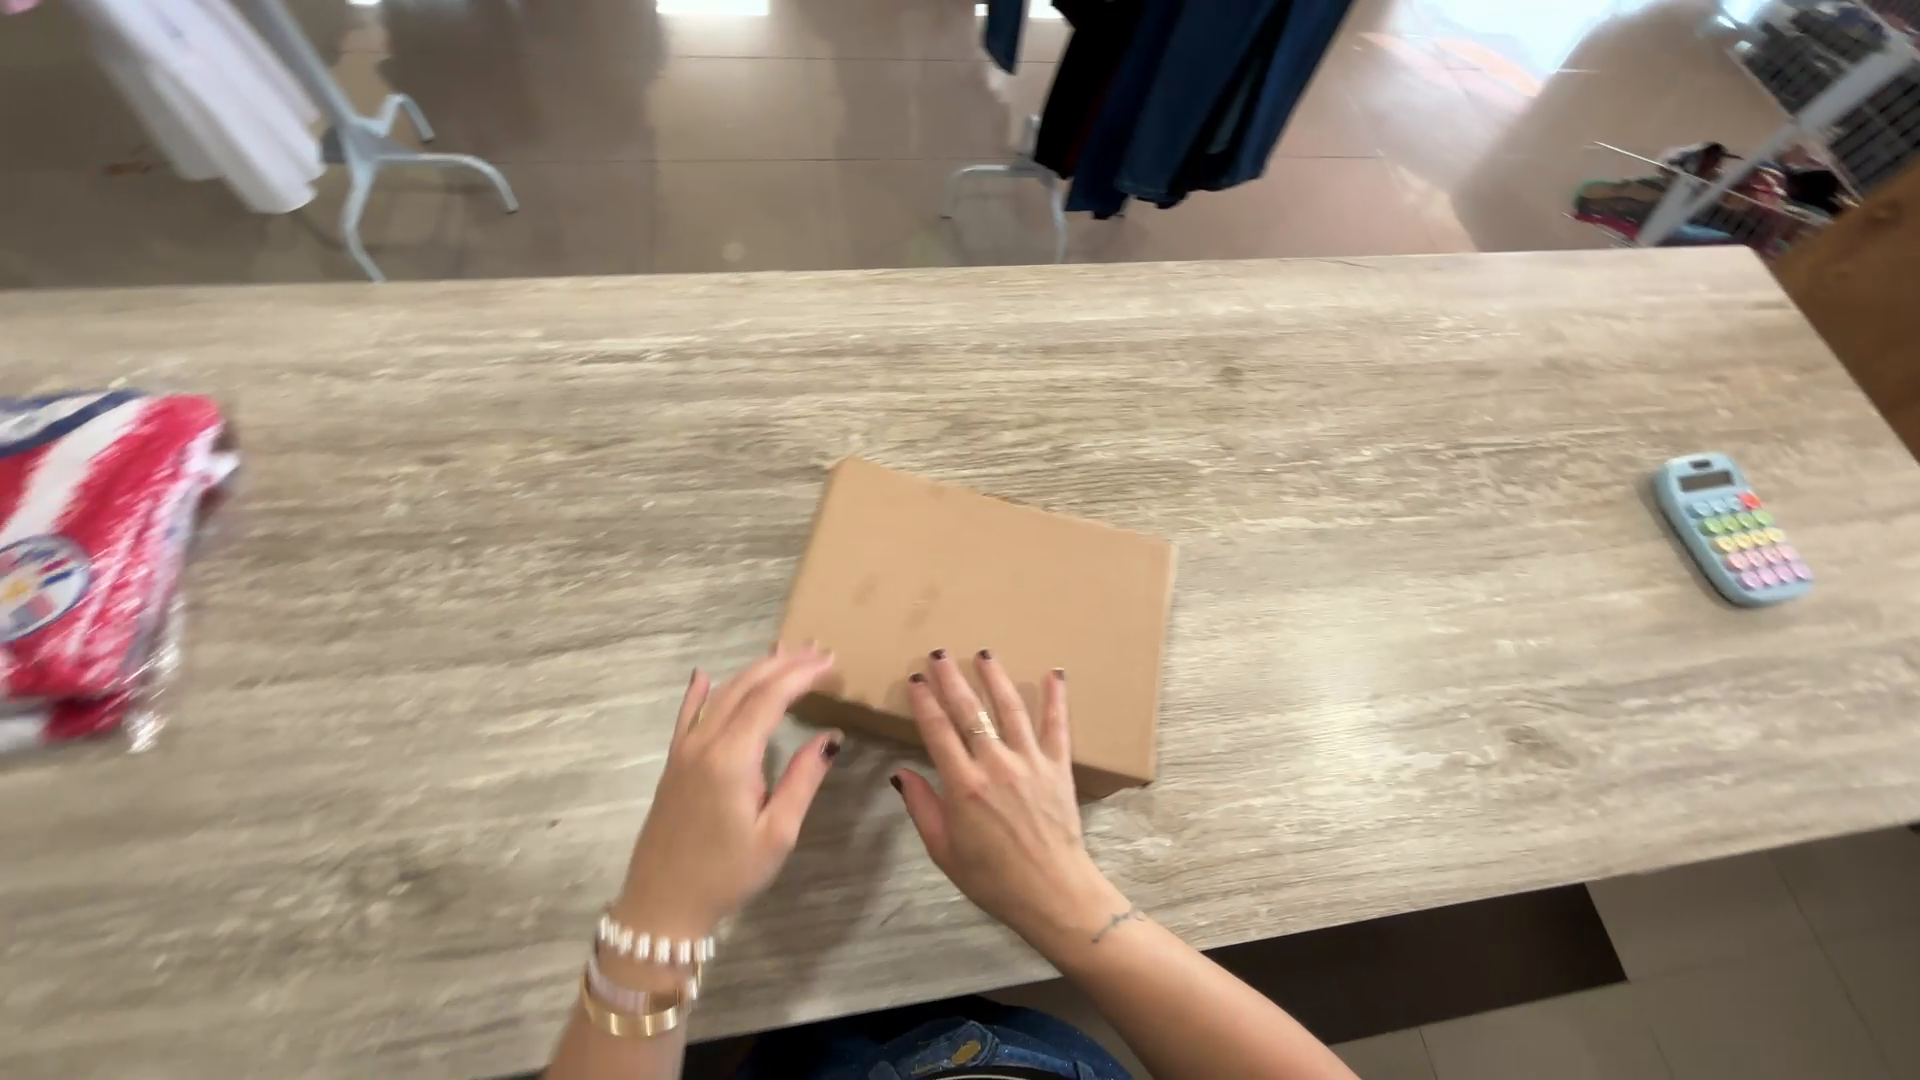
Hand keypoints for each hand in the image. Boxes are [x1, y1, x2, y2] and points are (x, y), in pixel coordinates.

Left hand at [612, 644, 841, 945]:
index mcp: (732, 759)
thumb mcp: (777, 833)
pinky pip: (687, 716)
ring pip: (721, 695)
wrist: (661, 906)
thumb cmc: (727, 874)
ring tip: (783, 654)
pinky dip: (700, 692)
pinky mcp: (674, 763)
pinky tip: (705, 675)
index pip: (770, 698)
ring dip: (753, 671)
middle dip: (783, 664)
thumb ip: (804, 779)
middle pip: (746, 687)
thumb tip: (831, 738)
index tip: (831, 663)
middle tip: (818, 652)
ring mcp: (684, 751)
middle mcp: (704, 743)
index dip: (801, 675)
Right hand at [892, 649, 1129, 952]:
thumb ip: (922, 807)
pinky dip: (1056, 698)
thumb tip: (901, 773)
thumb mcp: (944, 851)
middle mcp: (995, 765)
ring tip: (984, 653)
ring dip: (995, 678)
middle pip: (969, 711)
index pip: (937, 731)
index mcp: (963, 786)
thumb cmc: (992, 878)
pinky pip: (1057, 726)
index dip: (924, 702)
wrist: (1052, 893)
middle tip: (939, 654)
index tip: (915, 680)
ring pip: (1010, 708)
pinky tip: (1054, 674)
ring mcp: (1030, 762)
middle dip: (951, 679)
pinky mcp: (1058, 767)